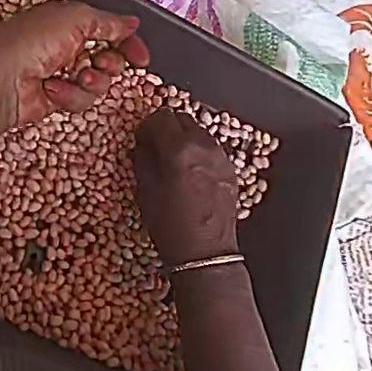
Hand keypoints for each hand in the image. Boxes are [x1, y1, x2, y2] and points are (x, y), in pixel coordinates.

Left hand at [0, 0, 149, 130]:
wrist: (4, 81)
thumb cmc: (30, 42)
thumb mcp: (78, 18)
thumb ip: (109, 22)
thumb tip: (131, 23)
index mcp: (69, 20)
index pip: (109, 30)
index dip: (127, 43)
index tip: (141, 57)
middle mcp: (66, 45)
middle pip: (108, 60)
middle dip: (109, 65)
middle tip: (101, 65)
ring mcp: (62, 72)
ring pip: (98, 84)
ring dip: (90, 83)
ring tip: (75, 79)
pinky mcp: (57, 97)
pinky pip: (81, 100)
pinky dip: (70, 96)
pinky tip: (53, 89)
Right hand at [132, 108, 238, 266]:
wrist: (205, 252)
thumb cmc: (170, 226)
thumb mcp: (145, 192)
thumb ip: (143, 160)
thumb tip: (142, 145)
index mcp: (179, 150)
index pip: (160, 117)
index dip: (146, 126)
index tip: (140, 139)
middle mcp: (204, 146)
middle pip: (182, 119)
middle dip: (166, 128)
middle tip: (154, 147)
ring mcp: (221, 157)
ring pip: (198, 132)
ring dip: (182, 139)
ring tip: (172, 162)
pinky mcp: (230, 169)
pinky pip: (210, 149)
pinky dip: (197, 152)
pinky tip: (189, 173)